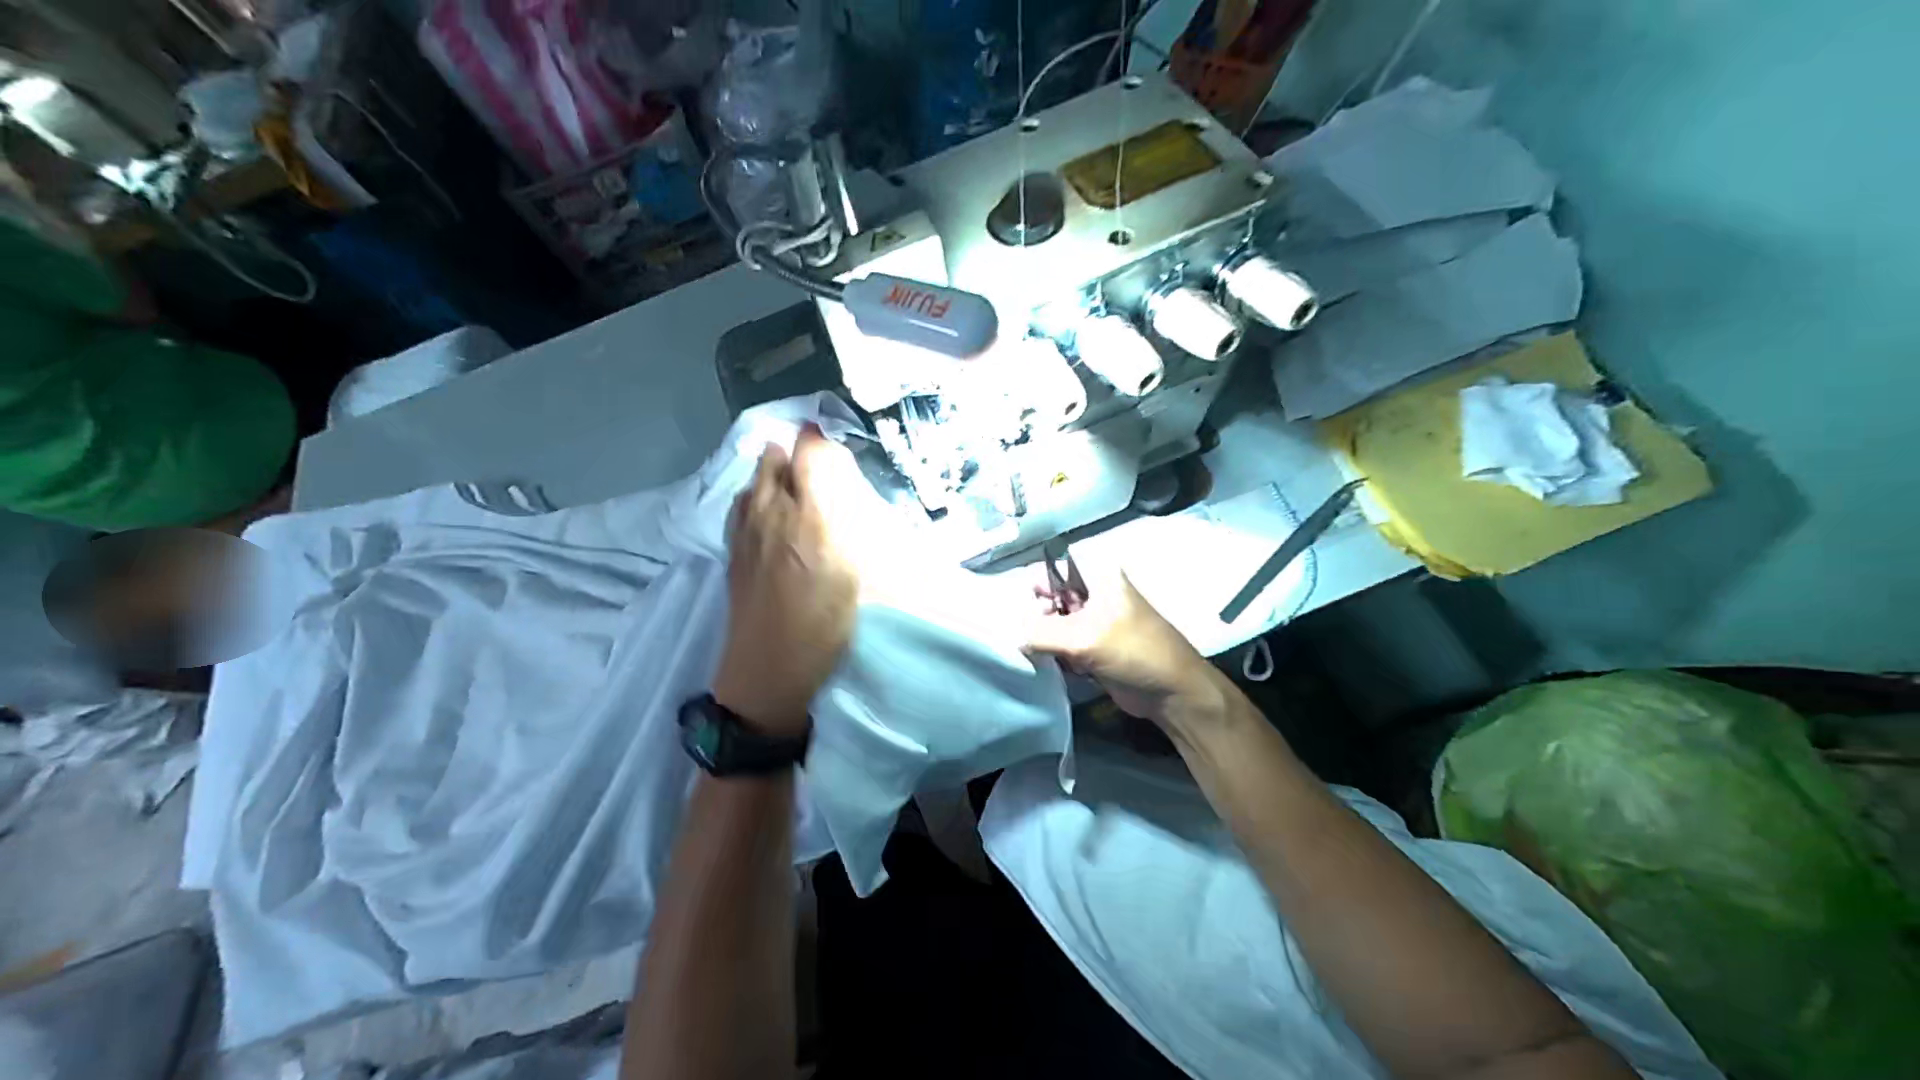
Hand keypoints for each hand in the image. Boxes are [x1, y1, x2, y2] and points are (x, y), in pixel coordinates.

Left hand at [713, 427, 858, 737]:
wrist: (766, 673)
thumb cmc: (822, 629)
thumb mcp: (852, 578)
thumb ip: (848, 529)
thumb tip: (841, 494)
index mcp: (808, 519)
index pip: (809, 457)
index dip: (821, 441)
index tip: (833, 439)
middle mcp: (772, 516)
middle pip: (775, 463)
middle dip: (795, 450)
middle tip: (814, 453)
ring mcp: (746, 533)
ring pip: (753, 482)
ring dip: (770, 467)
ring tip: (784, 465)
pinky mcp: (733, 553)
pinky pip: (739, 506)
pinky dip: (751, 493)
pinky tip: (758, 501)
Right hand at [1024, 565, 1225, 732]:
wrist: (1171, 692)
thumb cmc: (1133, 652)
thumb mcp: (1082, 638)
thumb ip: (1040, 634)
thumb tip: (1011, 635)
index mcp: (1099, 577)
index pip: (1057, 565)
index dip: (1037, 581)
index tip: (1021, 604)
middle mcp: (1096, 593)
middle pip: (1053, 594)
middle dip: (1037, 612)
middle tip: (1026, 632)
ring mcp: (1096, 621)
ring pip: (1056, 621)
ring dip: (1044, 636)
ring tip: (1035, 649)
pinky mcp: (1094, 647)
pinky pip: (1063, 643)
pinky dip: (1054, 651)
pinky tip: (1049, 661)